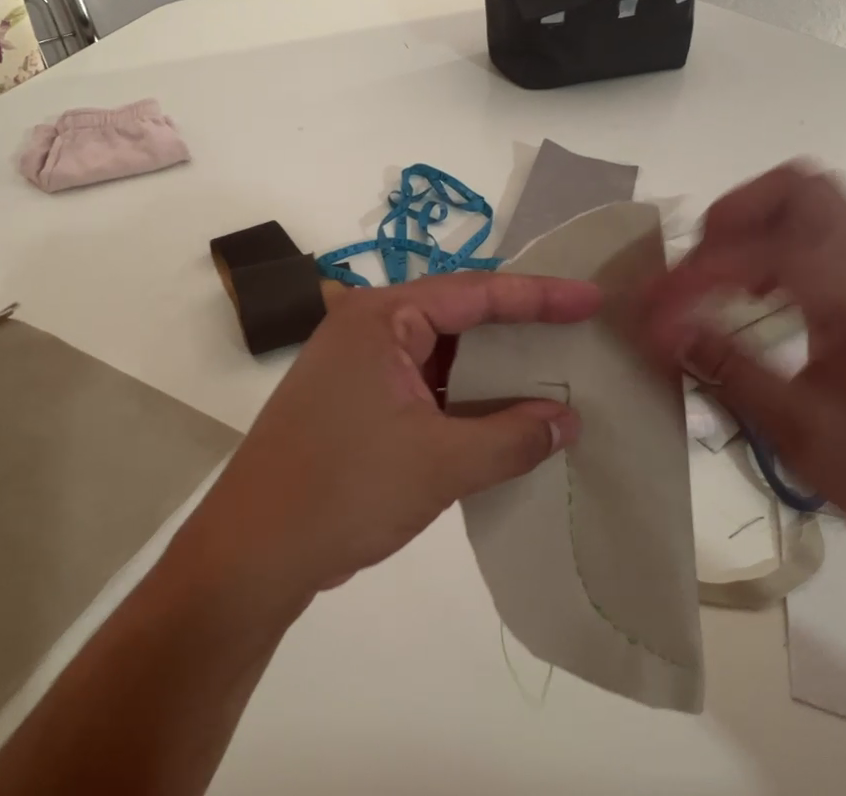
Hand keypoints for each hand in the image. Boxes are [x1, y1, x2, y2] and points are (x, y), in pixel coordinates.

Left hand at [190, 272, 600, 599]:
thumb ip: (512, 437)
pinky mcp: (352, 406)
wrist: (252, 554)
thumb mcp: (441, 463)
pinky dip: (463, 403)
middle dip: (519, 332)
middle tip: (580, 338)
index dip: (540, 297)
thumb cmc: (345, 490)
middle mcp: (365, 330)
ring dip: (492, 374)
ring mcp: (355, 369)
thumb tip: (567, 421)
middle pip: (458, 318)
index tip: (593, 302)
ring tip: (555, 381)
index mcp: (380, 318)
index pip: (475, 292)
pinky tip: (503, 423)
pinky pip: (422, 389)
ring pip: (441, 358)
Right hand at [639, 163, 845, 553]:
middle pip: (801, 191)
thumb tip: (660, 331)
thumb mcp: (804, 436)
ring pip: (813, 205)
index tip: (656, 312)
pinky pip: (825, 237)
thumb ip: (729, 371)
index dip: (703, 272)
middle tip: (692, 272)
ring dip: (751, 230)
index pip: (774, 249)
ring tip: (712, 284)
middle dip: (731, 220)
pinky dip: (775, 249)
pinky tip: (754, 295)